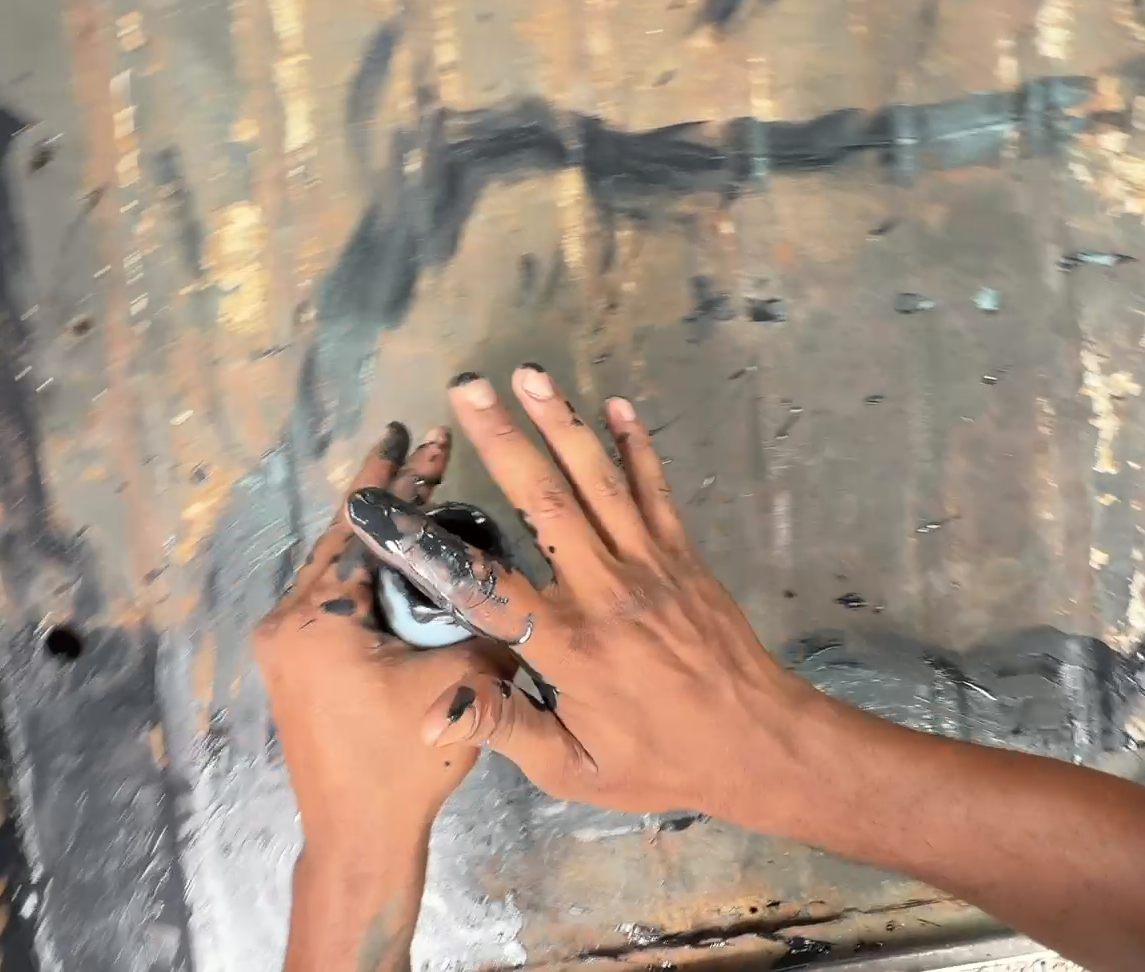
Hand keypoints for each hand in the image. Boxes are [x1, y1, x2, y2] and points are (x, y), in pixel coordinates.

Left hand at [252, 423, 513, 845]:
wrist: (359, 836)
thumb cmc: (407, 758)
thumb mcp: (462, 680)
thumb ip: (483, 617)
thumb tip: (502, 570)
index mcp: (317, 619)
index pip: (363, 529)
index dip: (399, 480)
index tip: (419, 433)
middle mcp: (287, 621)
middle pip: (346, 537)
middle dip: (390, 492)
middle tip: (423, 444)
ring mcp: (286, 642)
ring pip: (340, 562)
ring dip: (383, 528)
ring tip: (422, 486)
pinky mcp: (297, 659)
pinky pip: (337, 591)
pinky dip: (373, 564)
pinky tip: (406, 551)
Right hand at [347, 366, 823, 819]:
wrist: (757, 738)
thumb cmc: (660, 760)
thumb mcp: (576, 769)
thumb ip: (506, 731)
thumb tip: (430, 714)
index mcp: (569, 647)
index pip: (486, 587)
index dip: (430, 547)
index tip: (388, 505)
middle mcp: (606, 590)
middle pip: (544, 503)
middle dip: (502, 440)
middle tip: (468, 388)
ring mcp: (650, 562)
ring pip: (598, 481)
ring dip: (562, 423)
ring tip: (530, 375)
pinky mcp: (682, 551)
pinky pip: (655, 488)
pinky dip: (636, 444)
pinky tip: (617, 404)